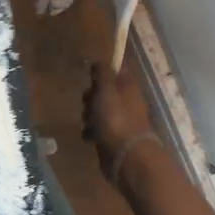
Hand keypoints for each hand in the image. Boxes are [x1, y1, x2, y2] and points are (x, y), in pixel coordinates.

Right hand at [83, 62, 173, 191]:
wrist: (126, 155)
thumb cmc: (116, 119)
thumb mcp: (107, 90)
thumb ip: (102, 73)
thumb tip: (98, 60)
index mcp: (128, 85)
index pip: (116, 69)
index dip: (102, 71)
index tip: (90, 76)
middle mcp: (126, 100)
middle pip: (103, 91)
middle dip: (90, 97)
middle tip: (87, 104)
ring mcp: (120, 119)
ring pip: (98, 111)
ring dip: (88, 116)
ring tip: (86, 124)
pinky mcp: (113, 136)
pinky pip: (98, 129)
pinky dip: (91, 132)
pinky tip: (88, 137)